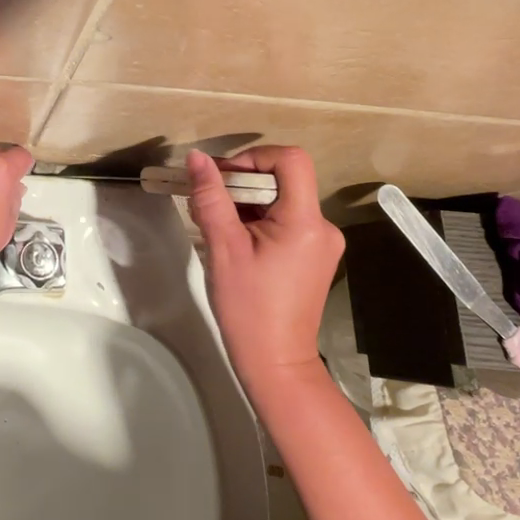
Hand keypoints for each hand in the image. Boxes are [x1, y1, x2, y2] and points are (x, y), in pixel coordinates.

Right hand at [186, 146, 343, 382]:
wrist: (275, 363)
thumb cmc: (248, 306)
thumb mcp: (222, 247)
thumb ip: (211, 197)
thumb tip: (197, 157)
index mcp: (305, 222)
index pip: (290, 160)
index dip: (253, 158)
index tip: (222, 179)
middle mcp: (322, 227)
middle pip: (283, 179)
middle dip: (241, 183)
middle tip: (208, 203)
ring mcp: (321, 243)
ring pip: (280, 200)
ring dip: (245, 203)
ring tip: (215, 227)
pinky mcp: (313, 257)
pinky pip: (284, 221)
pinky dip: (256, 221)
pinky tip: (233, 242)